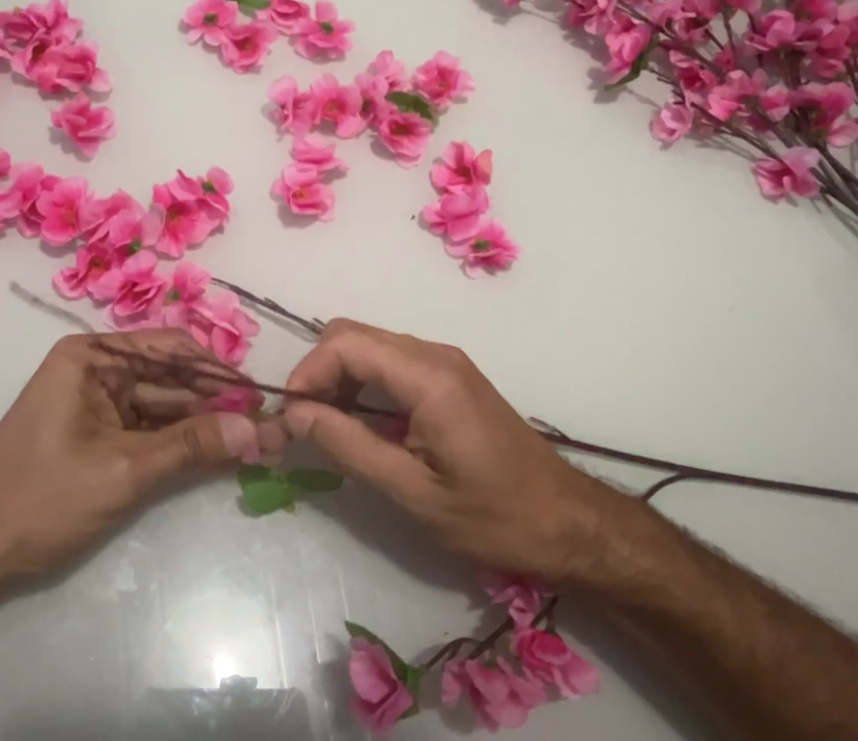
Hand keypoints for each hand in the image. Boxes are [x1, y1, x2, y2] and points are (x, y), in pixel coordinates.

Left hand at [0, 330, 285, 582]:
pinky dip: (183, 445)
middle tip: (269, 430)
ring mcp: (97, 405)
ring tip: (257, 445)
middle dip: (220, 406)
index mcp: (92, 358)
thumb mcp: (124, 471)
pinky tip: (221, 456)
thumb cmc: (41, 498)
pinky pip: (151, 431)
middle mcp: (96, 371)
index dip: (220, 371)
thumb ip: (193, 446)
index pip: (172, 349)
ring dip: (207, 427)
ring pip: (167, 408)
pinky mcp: (99, 437)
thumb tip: (259, 429)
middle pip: (173, 379)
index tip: (262, 396)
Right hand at [282, 319, 649, 585]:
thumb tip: (294, 414)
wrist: (566, 522)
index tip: (290, 417)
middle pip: (354, 335)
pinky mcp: (451, 377)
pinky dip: (363, 383)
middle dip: (319, 371)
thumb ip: (349, 446)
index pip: (345, 343)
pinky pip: (392, 362)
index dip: (307, 372)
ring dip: (339, 377)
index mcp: (428, 377)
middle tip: (303, 423)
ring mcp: (447, 363)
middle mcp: (436, 354)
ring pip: (371, 346)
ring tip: (325, 428)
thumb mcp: (412, 492)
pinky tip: (359, 424)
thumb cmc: (492, 516)